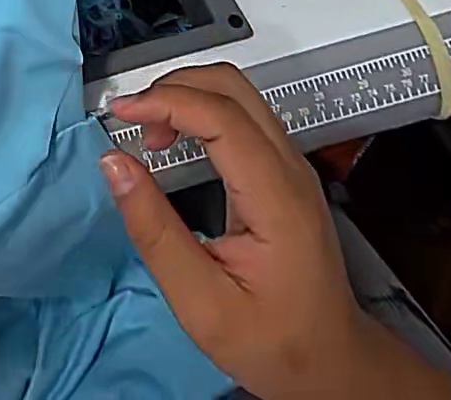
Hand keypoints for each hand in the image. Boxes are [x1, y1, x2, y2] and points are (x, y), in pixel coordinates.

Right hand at [100, 64, 450, 399]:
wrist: (336, 366)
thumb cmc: (275, 343)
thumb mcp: (202, 305)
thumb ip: (153, 231)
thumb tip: (114, 164)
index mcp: (277, 198)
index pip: (221, 117)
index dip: (165, 101)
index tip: (120, 113)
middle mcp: (289, 166)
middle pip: (230, 85)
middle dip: (172, 87)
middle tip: (134, 120)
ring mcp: (290, 160)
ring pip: (234, 89)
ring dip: (183, 94)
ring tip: (150, 133)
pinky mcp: (281, 164)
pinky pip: (237, 109)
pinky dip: (196, 107)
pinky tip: (174, 138)